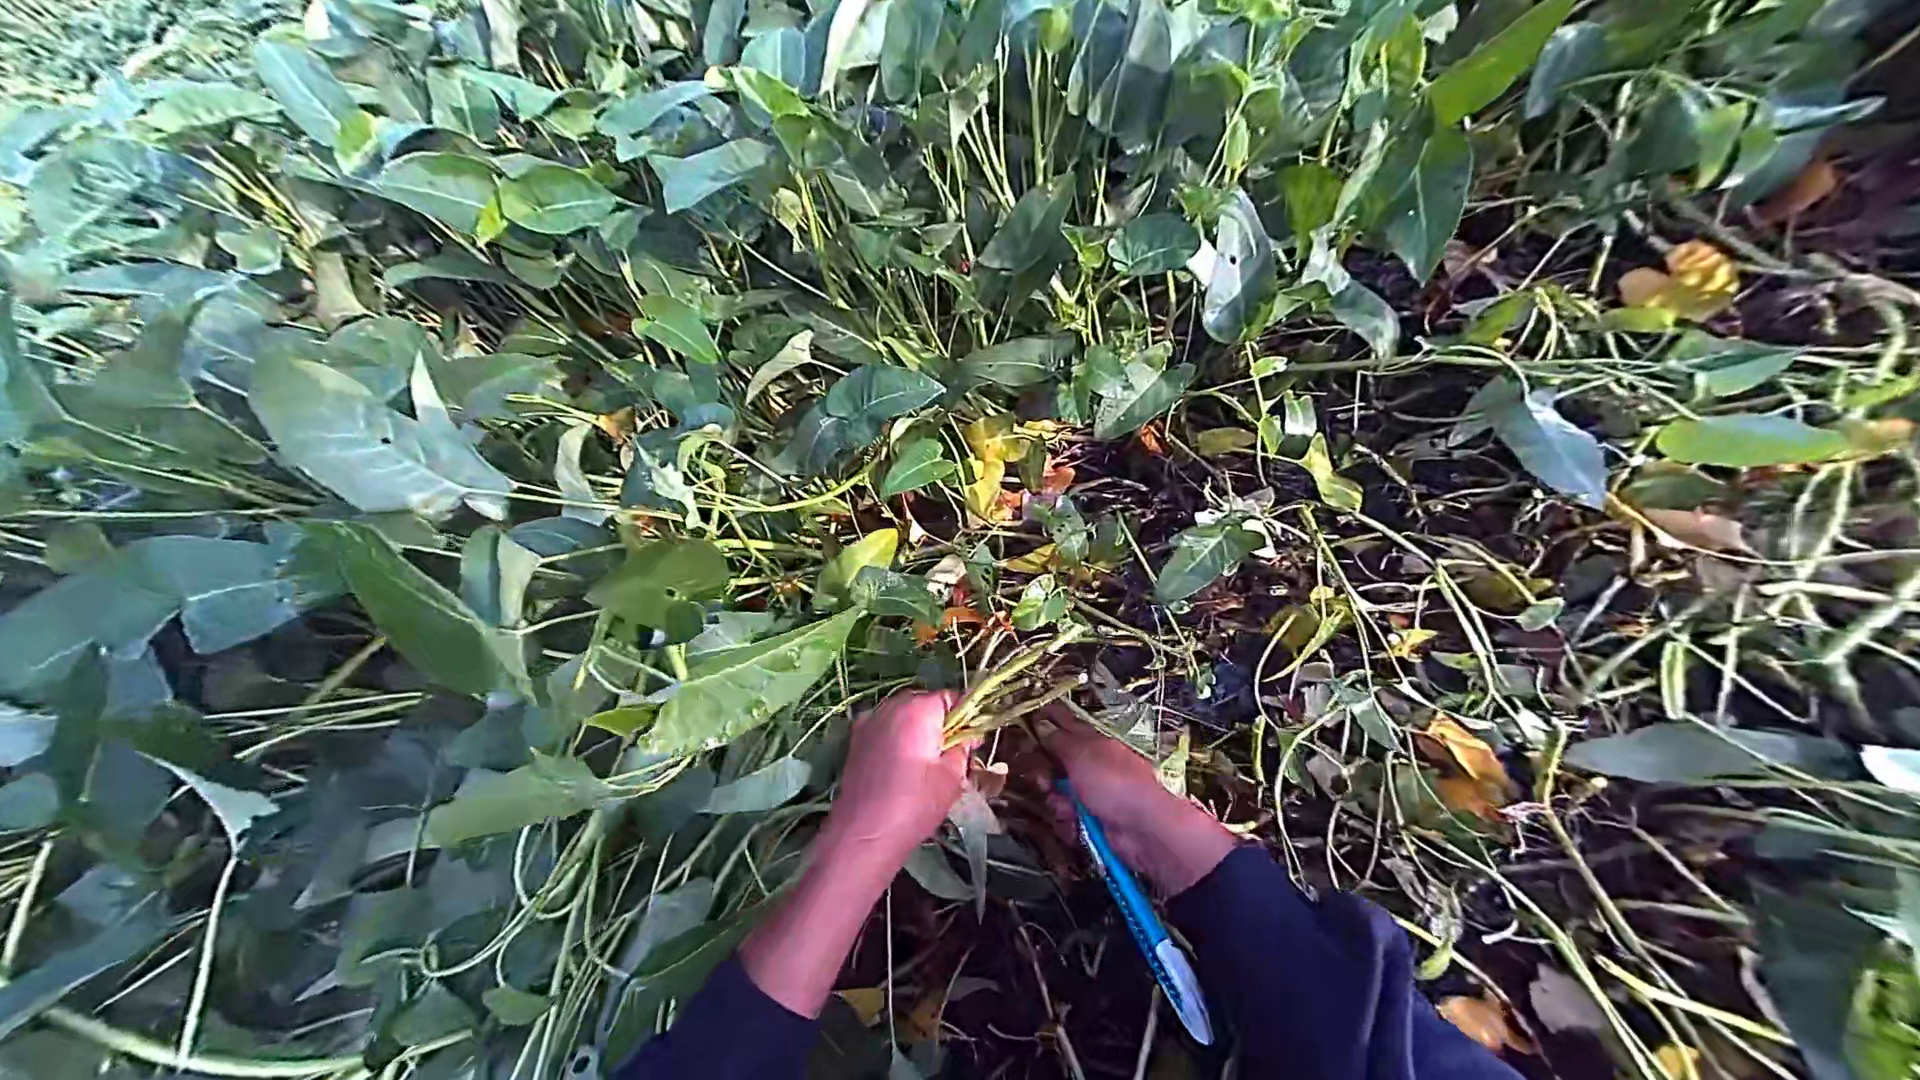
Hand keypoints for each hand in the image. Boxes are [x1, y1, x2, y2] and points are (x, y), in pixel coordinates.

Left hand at [740, 687, 968, 1017]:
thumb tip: (963, 735)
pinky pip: (882, 735)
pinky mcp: (848, 746)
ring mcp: (862, 727)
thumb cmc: (908, 813)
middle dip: (939, 727)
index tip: (971, 740)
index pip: (950, 696)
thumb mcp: (949, 781)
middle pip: (924, 705)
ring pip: (902, 720)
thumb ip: (962, 748)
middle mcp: (883, 708)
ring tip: (923, 776)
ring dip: (916, 738)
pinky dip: (894, 748)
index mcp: (912, 710)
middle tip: (950, 760)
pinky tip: (897, 781)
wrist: (852, 849)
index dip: (964, 717)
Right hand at [1041, 709, 1237, 896]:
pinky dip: (1067, 820)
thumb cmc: (1114, 782)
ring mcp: (1092, 791)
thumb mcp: (1081, 753)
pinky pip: (1067, 815)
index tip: (1028, 718)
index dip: (1046, 719)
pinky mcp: (1091, 818)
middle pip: (1055, 760)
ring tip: (1064, 806)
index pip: (1065, 722)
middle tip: (1043, 780)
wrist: (1143, 829)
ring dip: (1056, 799)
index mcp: (1092, 740)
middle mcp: (1091, 763)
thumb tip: (1041, 723)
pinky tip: (1073, 822)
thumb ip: (1057, 739)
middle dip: (1044, 770)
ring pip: (1057, 790)